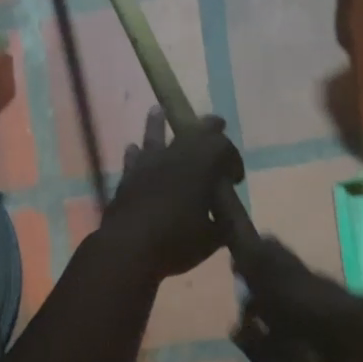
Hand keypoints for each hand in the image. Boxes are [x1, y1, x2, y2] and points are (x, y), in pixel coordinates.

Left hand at [101, 107, 244, 278]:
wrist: (128, 249)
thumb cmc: (176, 242)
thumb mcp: (210, 240)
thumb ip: (221, 226)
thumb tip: (225, 222)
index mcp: (202, 165)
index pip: (223, 147)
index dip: (233, 159)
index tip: (235, 178)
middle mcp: (175, 156)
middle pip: (195, 131)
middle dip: (208, 127)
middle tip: (217, 123)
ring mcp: (147, 164)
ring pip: (155, 135)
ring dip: (159, 124)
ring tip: (157, 111)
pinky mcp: (127, 178)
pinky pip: (133, 158)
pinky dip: (136, 153)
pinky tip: (133, 149)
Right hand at [233, 239, 362, 361]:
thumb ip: (262, 348)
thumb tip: (241, 320)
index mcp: (327, 314)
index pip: (282, 277)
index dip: (256, 262)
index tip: (234, 250)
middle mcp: (349, 298)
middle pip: (300, 272)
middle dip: (270, 267)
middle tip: (242, 262)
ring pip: (315, 283)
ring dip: (288, 283)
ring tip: (262, 290)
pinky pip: (329, 295)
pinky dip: (306, 297)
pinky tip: (292, 309)